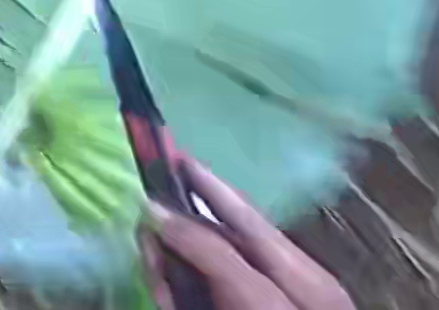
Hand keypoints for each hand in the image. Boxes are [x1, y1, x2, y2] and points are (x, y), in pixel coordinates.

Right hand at [144, 157, 352, 309]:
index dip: (191, 171)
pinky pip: (185, 282)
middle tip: (151, 263)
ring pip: (184, 254)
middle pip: (198, 226)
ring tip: (162, 296)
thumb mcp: (254, 297)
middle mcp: (270, 271)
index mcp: (289, 262)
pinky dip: (169, 289)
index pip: (229, 199)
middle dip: (165, 239)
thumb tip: (149, 203)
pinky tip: (168, 302)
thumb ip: (205, 246)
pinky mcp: (227, 305)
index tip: (153, 144)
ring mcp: (249, 294)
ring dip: (163, 269)